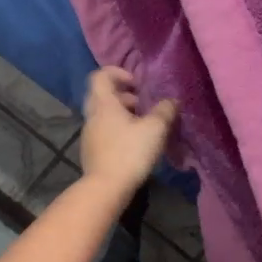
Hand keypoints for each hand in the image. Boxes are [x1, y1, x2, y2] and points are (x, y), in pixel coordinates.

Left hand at [78, 67, 177, 193]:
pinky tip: (135, 143)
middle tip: (144, 105)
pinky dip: (119, 129)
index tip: (137, 83)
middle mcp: (93, 115)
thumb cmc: (130, 152)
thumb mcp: (155, 129)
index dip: (118, 73)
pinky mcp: (92, 151)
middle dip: (125, 95)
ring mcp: (89, 134)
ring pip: (105, 114)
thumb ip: (165, 110)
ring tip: (144, 125)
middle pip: (104, 95)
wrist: (105, 188)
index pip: (101, 76)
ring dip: (123, 114)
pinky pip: (105, 130)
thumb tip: (171, 101)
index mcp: (104, 104)